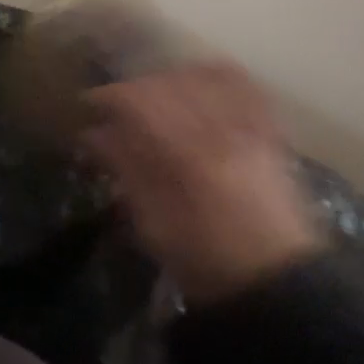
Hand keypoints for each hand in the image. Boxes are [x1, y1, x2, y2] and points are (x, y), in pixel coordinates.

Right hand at [81, 62, 324, 302]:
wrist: (276, 285)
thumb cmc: (203, 257)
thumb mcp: (150, 219)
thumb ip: (125, 168)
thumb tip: (92, 133)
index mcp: (186, 154)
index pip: (138, 101)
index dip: (108, 96)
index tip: (87, 104)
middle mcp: (221, 132)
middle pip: (170, 82)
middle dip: (136, 86)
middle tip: (116, 103)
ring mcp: (251, 132)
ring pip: (208, 78)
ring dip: (175, 78)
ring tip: (155, 92)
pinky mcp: (272, 139)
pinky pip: (250, 92)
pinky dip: (222, 78)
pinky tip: (202, 78)